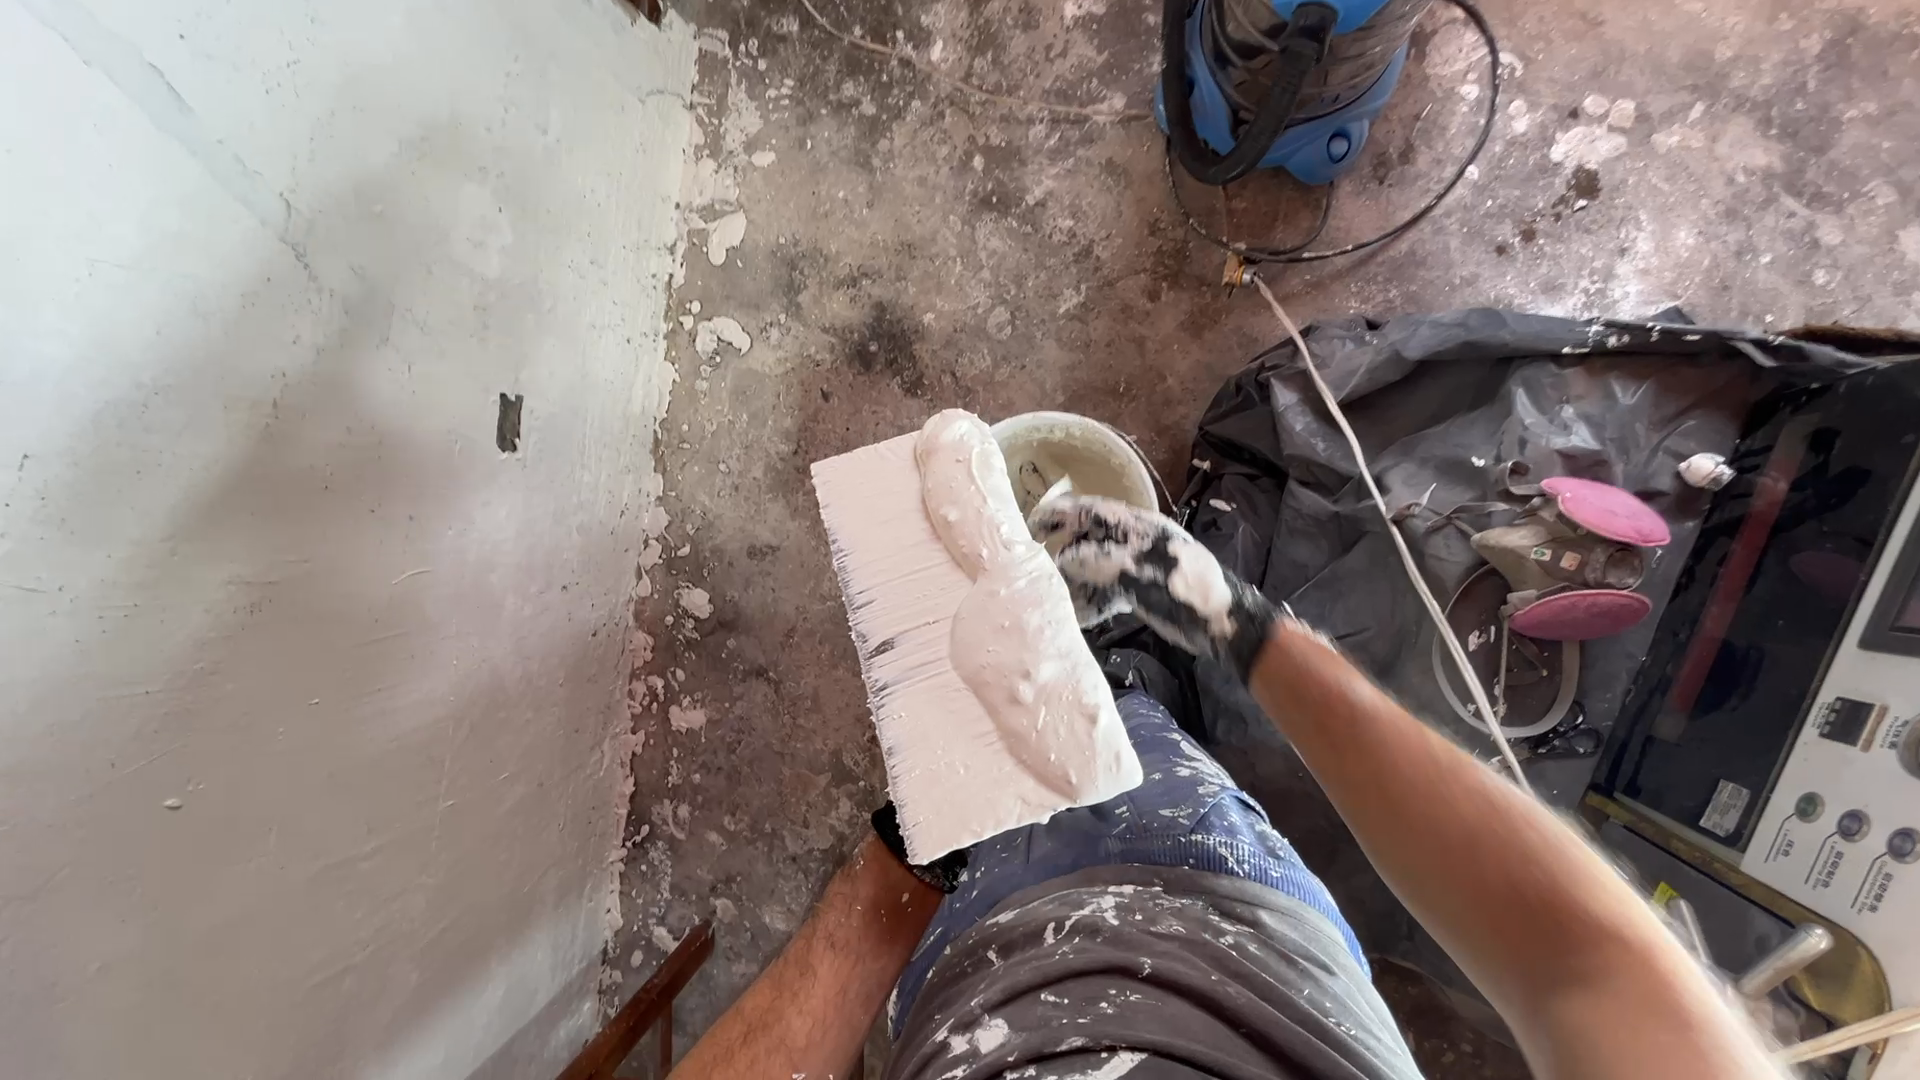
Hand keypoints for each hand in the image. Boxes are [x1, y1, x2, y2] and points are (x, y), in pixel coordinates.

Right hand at [1028, 495, 1279, 680]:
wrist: (1226, 625)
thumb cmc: (1188, 594)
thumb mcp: (1142, 576)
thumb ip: (1101, 564)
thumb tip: (1065, 559)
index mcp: (1142, 528)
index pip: (1093, 510)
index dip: (1061, 514)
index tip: (1032, 524)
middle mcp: (1139, 541)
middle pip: (1091, 536)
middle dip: (1063, 548)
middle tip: (1037, 563)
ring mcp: (1141, 565)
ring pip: (1097, 565)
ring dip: (1076, 580)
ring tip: (1056, 594)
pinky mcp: (1144, 589)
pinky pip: (1109, 589)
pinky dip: (1093, 599)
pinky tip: (1081, 614)